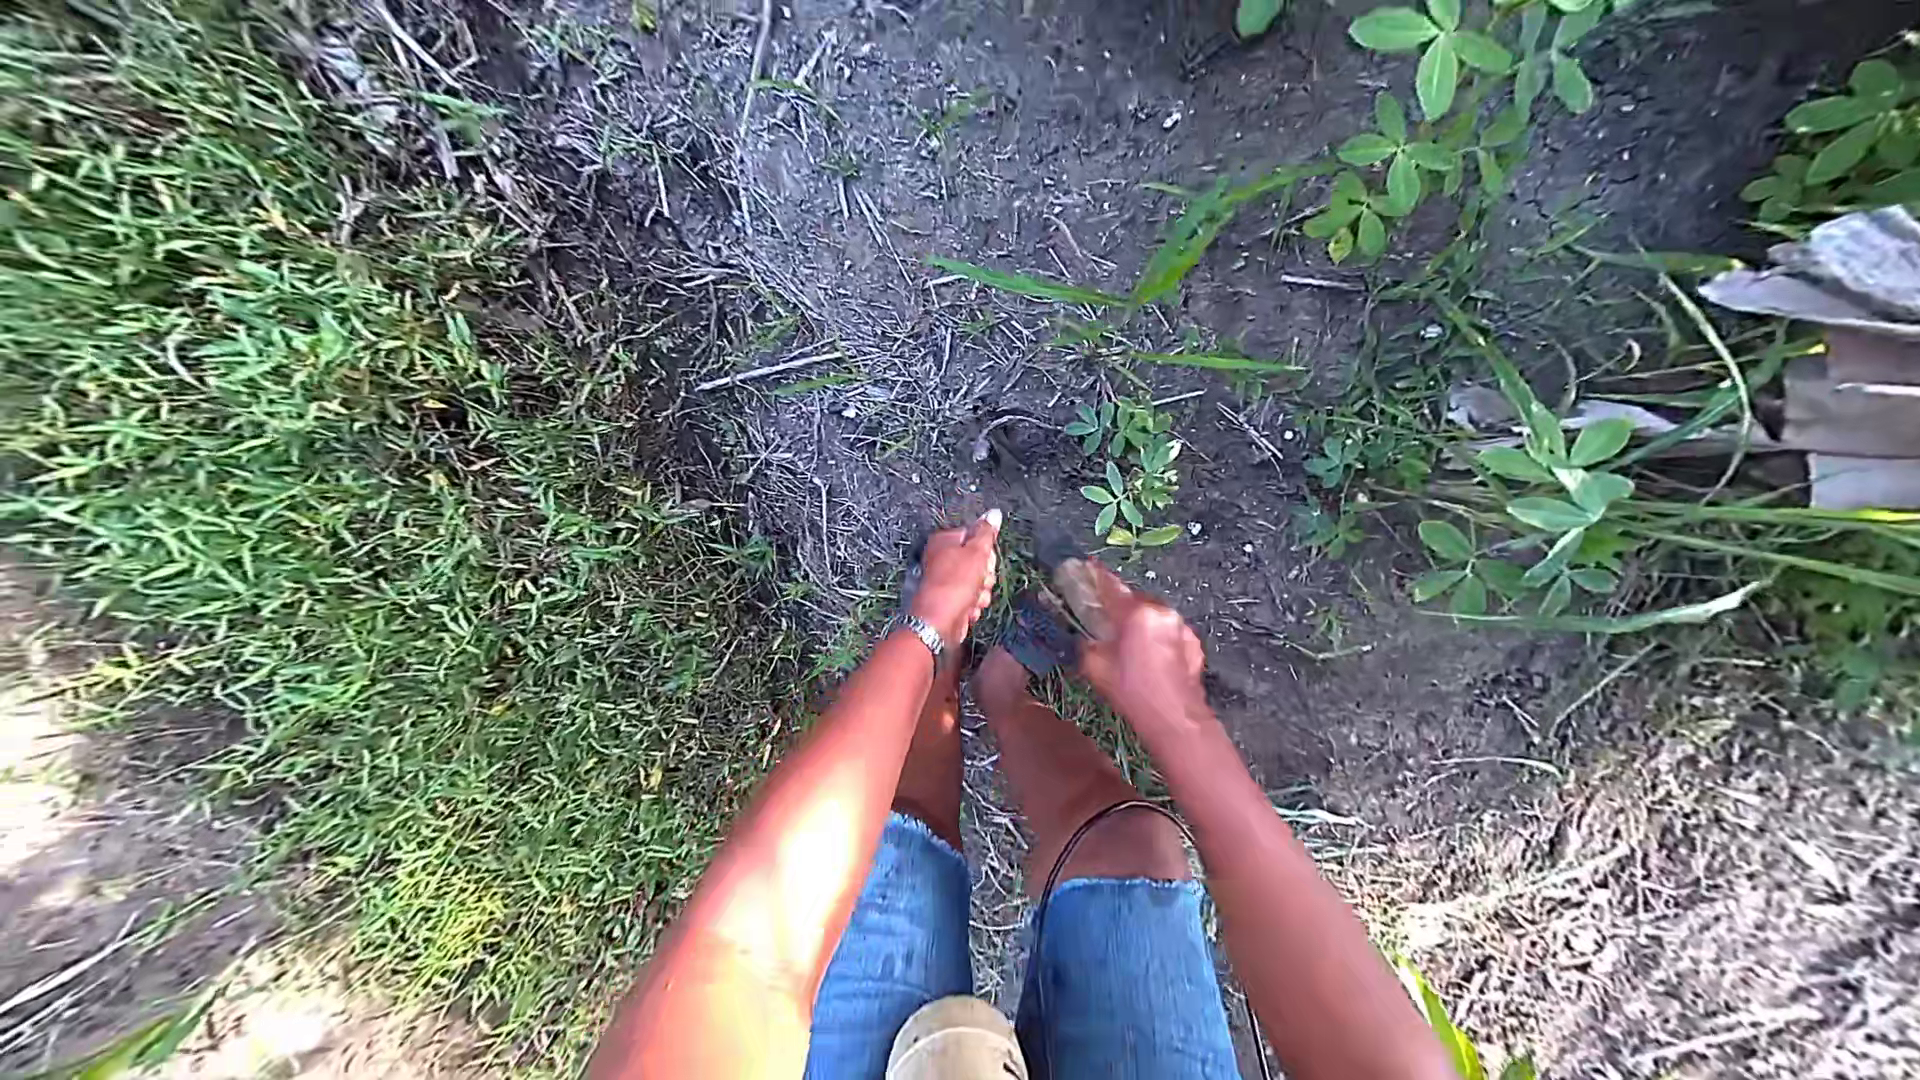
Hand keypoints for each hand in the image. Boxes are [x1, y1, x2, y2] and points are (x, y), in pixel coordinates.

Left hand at [908, 509, 1001, 645]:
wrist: (940, 622)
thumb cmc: (954, 584)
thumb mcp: (976, 552)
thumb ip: (987, 532)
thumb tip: (994, 513)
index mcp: (945, 540)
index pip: (976, 536)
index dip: (986, 550)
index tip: (985, 558)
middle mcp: (943, 558)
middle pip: (980, 560)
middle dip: (985, 574)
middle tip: (978, 579)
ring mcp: (948, 580)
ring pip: (980, 581)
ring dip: (981, 591)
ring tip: (972, 596)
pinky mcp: (952, 599)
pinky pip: (973, 598)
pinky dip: (974, 604)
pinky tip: (968, 607)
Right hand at [1076, 559, 1210, 734]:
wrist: (1175, 720)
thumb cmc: (1132, 692)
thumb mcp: (1095, 667)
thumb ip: (1087, 643)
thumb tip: (1085, 636)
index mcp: (1136, 614)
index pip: (1111, 586)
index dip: (1096, 575)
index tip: (1085, 564)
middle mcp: (1162, 612)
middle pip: (1134, 599)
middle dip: (1119, 606)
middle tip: (1105, 618)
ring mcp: (1181, 627)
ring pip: (1153, 615)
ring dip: (1139, 622)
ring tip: (1127, 641)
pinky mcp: (1193, 643)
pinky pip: (1168, 631)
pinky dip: (1156, 636)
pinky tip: (1148, 656)